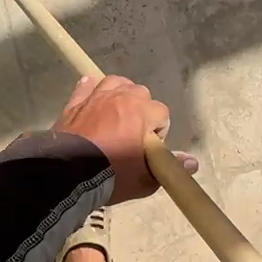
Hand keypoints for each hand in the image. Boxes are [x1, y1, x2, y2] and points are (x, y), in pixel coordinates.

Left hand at [51, 75, 197, 201]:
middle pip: (140, 94)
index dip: (157, 132)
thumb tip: (193, 162)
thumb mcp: (146, 179)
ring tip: (116, 115)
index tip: (147, 149)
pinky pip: (87, 85)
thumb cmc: (113, 175)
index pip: (162, 114)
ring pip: (115, 83)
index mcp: (143, 111)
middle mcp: (122, 96)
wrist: (69, 173)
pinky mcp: (75, 101)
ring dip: (119, 95)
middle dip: (140, 111)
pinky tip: (92, 100)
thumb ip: (170, 167)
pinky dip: (92, 90)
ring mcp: (96, 96)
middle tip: (131, 136)